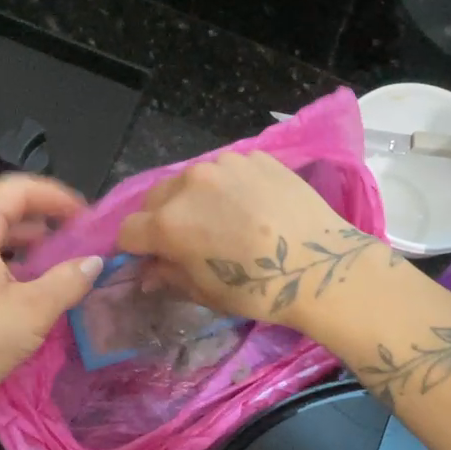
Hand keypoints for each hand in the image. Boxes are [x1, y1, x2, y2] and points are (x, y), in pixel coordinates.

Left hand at [0, 175, 105, 412]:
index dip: (54, 196)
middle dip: (29, 204)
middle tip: (60, 222)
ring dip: (13, 228)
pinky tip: (19, 278)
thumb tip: (94, 262)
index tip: (85, 216)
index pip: (15, 188)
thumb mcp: (34, 311)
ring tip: (47, 249)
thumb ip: (68, 280)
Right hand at [116, 152, 390, 334]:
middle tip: (183, 245)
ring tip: (220, 225)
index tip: (148, 262)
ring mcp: (223, 164)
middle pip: (154, 200)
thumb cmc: (258, 290)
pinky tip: (248, 211)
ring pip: (189, 182)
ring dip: (192, 202)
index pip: (129, 231)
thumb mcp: (206, 293)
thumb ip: (169, 277)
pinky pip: (224, 172)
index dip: (133, 250)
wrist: (321, 266)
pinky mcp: (254, 156)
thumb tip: (148, 273)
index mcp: (168, 223)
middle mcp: (188, 183)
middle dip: (159, 222)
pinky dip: (224, 190)